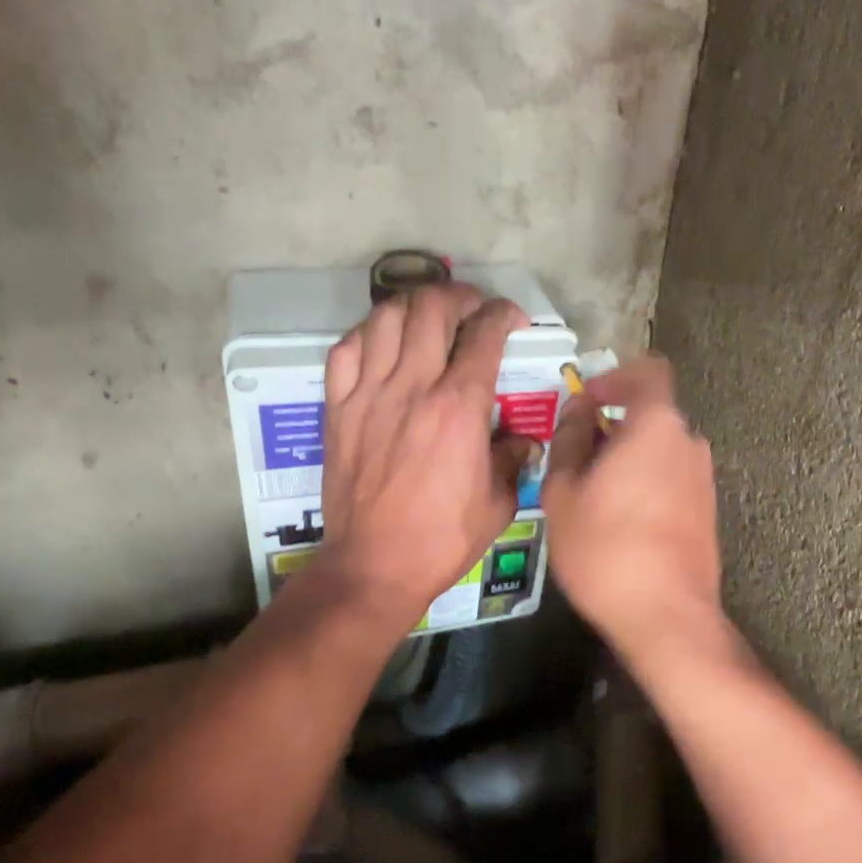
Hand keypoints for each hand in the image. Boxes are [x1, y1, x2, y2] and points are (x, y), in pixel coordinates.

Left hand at [313, 284, 534, 623]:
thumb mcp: (498, 500)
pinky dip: (368, 334)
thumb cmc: (443, 537)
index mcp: (460, 406)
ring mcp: (368, 394)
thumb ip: (513, 458)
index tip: (512, 318)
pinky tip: (382, 344)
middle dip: (458, 296)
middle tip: (471, 309)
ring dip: (413, 305)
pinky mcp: (337, 408)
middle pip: (431, 307)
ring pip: (386, 318)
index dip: (503, 313)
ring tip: (428, 317)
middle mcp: (413, 386)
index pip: (484, 333)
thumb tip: (524, 440)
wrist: (373, 566)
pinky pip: (345, 350)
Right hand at [543, 357, 721, 650]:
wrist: (666, 615)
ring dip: (627, 459)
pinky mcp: (707, 510)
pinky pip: (671, 479)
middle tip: (575, 459)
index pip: (648, 371)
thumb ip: (570, 439)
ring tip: (591, 497)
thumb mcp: (564, 491)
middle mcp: (689, 442)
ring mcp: (704, 478)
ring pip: (659, 450)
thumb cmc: (605, 547)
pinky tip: (618, 523)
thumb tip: (579, 411)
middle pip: (650, 415)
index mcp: (657, 425)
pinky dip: (645, 484)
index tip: (586, 400)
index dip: (614, 377)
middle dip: (612, 427)